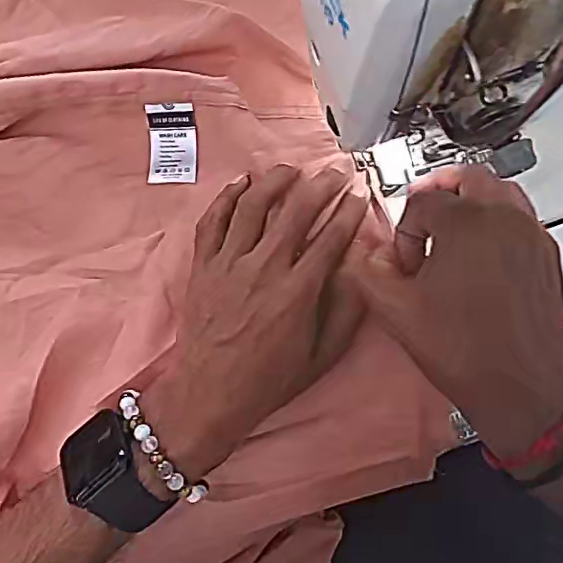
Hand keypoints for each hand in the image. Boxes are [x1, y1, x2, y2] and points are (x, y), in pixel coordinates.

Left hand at [142, 165, 370, 484]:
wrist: (210, 392)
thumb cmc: (267, 379)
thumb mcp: (321, 357)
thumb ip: (346, 313)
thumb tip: (359, 275)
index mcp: (297, 291)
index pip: (330, 237)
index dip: (348, 211)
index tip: (357, 196)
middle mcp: (263, 269)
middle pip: (296, 210)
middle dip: (321, 185)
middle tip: (334, 173)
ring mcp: (228, 264)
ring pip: (253, 206)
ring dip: (275, 181)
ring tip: (291, 170)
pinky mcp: (203, 266)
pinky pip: (213, 221)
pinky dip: (227, 197)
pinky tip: (242, 184)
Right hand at [350, 165, 562, 461]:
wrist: (521, 386)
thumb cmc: (468, 352)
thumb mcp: (396, 311)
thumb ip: (370, 270)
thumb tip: (369, 255)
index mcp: (467, 224)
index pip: (423, 200)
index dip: (404, 230)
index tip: (404, 260)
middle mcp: (505, 220)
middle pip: (468, 178)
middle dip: (438, 193)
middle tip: (422, 215)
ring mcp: (531, 236)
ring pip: (500, 191)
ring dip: (470, 202)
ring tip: (450, 232)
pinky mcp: (547, 255)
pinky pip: (519, 219)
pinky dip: (496, 222)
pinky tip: (480, 255)